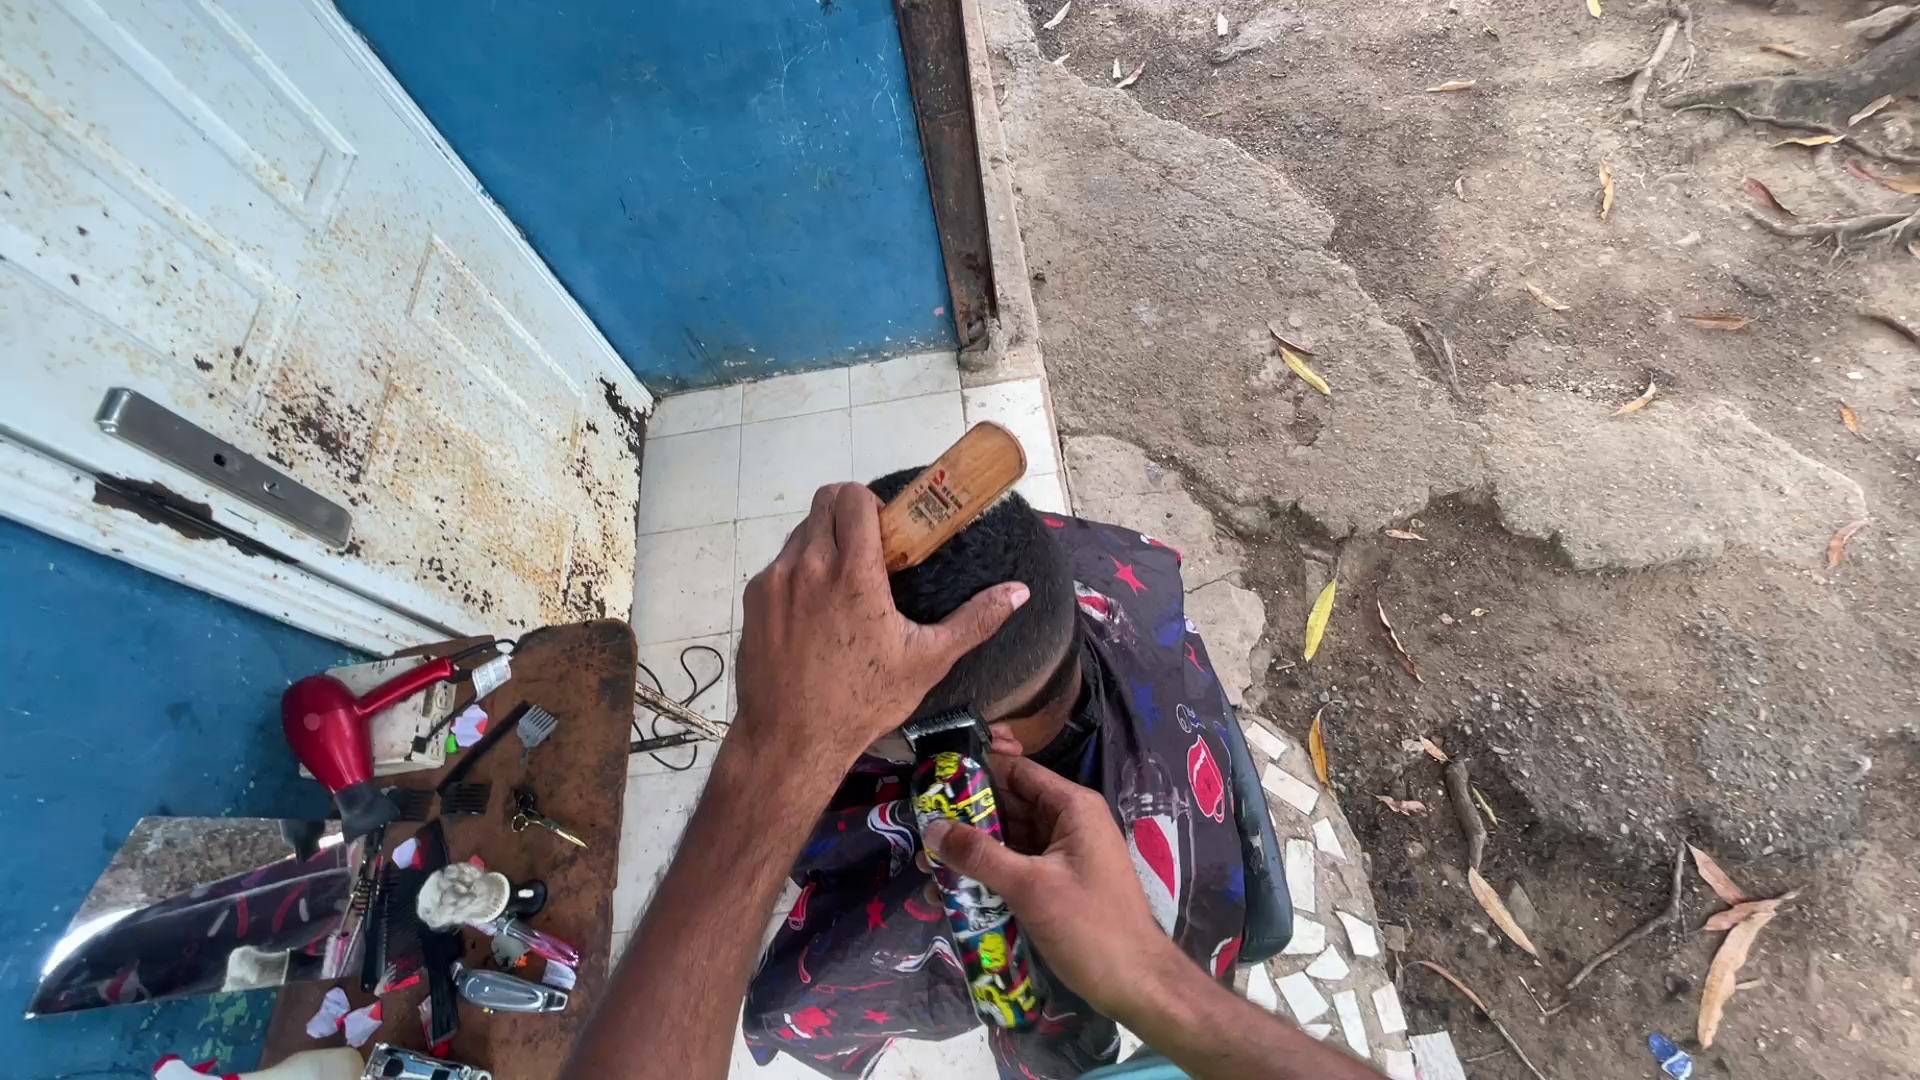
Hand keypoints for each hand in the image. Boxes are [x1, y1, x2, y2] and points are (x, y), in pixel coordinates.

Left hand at [733, 482, 1028, 770]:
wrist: (790, 739)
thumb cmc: (863, 700)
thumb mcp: (928, 661)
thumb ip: (975, 620)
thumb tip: (1020, 591)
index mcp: (853, 572)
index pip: (853, 497)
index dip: (872, 502)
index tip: (887, 530)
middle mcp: (808, 565)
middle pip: (824, 501)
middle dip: (849, 513)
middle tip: (870, 549)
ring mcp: (774, 581)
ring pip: (801, 532)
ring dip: (824, 541)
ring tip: (843, 584)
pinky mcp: (753, 600)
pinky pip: (780, 564)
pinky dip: (800, 572)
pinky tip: (814, 612)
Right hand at [922, 754, 1182, 1020]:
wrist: (1139, 986)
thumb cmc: (1090, 927)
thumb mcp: (1030, 888)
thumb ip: (980, 855)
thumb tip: (931, 828)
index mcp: (1072, 806)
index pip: (1017, 772)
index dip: (976, 773)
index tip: (934, 783)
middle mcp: (1068, 821)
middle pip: (1010, 805)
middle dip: (967, 818)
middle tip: (921, 830)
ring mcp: (1064, 853)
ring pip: (1010, 839)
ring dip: (974, 851)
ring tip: (928, 865)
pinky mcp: (1058, 882)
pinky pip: (1017, 866)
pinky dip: (990, 874)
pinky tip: (954, 892)